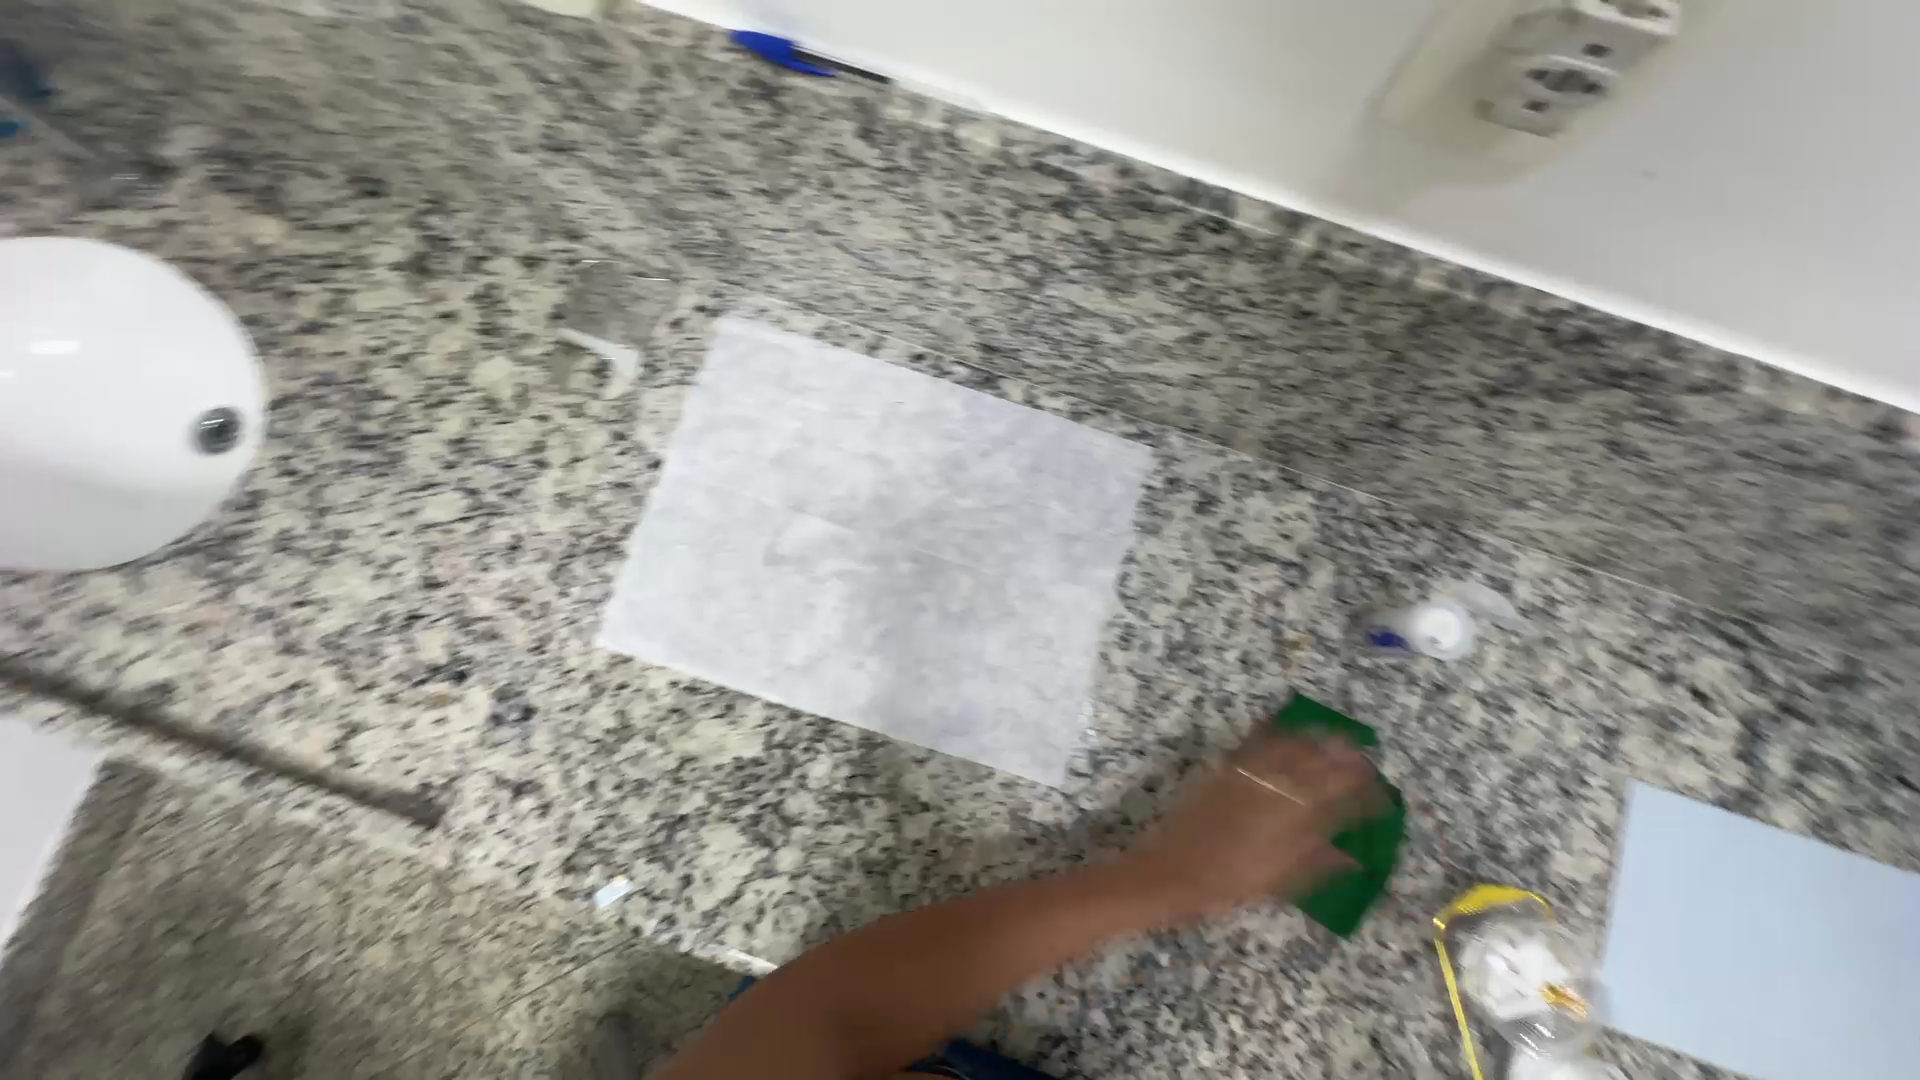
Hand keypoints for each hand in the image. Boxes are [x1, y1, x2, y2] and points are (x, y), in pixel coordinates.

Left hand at [1117, 730, 1387, 924]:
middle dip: (1347, 759)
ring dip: (1316, 740)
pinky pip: (1256, 744)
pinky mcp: (1225, 770)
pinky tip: (1285, 727)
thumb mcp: (1279, 881)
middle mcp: (1274, 793)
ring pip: (1290, 749)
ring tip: (1336, 736)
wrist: (1171, 869)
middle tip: (1365, 755)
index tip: (1384, 793)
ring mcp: (1247, 777)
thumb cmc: (1227, 883)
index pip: (1341, 800)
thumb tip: (1354, 857)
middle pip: (1319, 767)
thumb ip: (1318, 863)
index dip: (1366, 794)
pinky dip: (1276, 732)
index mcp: (1293, 822)